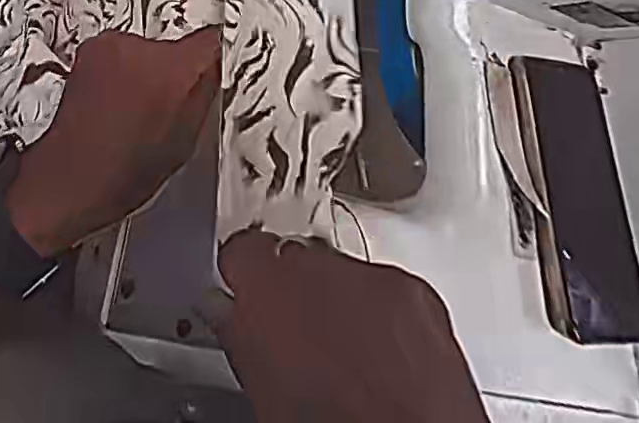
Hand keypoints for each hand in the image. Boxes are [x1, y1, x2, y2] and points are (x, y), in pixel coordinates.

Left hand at [6, 27, 219, 253]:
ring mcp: (111, 45)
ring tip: (139, 107)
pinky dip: (126, 69)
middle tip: (170, 102)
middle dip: (179, 68)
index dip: (217, 53)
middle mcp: (139, 47)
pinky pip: (124, 51)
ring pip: (149, 48)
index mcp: (171, 70)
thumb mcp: (184, 141)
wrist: (66, 180)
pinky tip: (119, 102)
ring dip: (150, 68)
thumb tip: (217, 67)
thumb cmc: (120, 172)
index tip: (218, 61)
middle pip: (177, 45)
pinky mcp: (92, 49)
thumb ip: (205, 92)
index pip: (210, 41)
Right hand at [215, 231, 488, 422]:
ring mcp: (368, 274)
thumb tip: (225, 312)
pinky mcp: (413, 290)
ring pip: (341, 270)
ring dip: (338, 298)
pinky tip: (382, 354)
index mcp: (269, 286)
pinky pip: (385, 287)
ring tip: (344, 353)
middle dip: (294, 288)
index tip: (243, 290)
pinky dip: (381, 312)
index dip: (243, 272)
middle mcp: (318, 267)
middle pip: (294, 258)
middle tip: (298, 337)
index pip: (242, 250)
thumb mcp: (262, 388)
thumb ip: (240, 333)